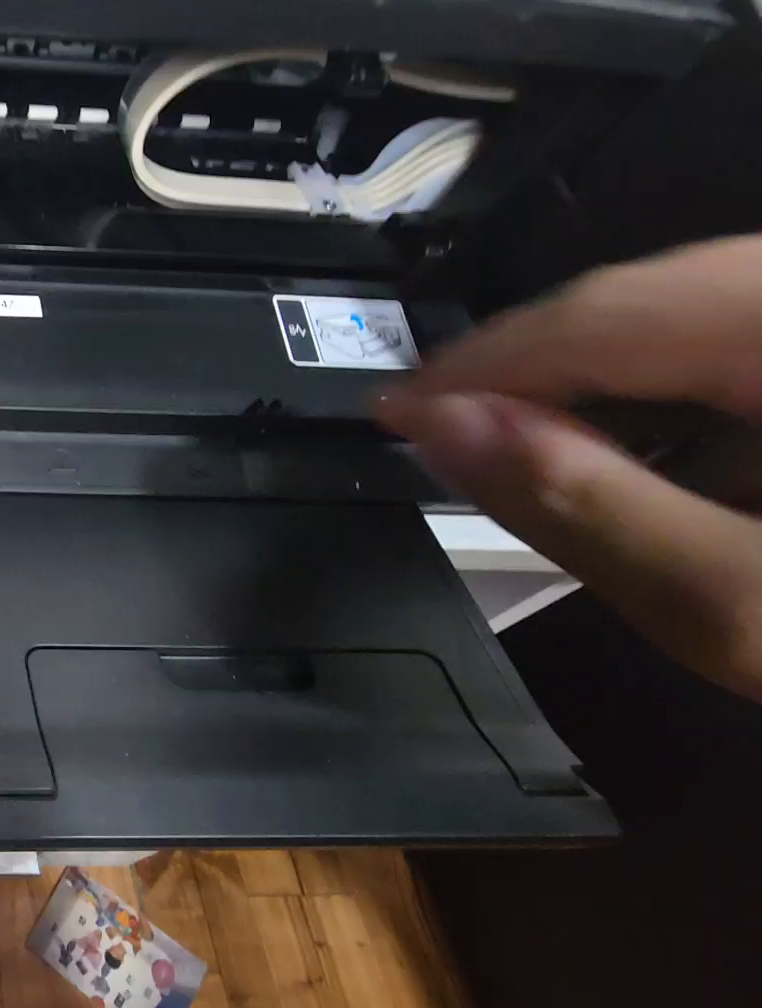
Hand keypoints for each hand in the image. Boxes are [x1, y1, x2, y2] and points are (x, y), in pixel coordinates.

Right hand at [377, 234, 761, 700]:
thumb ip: (582, 508)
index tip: (392, 409)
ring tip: (513, 421)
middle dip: (533, 356)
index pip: (619, 312)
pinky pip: (759, 328)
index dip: (484, 360)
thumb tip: (442, 428)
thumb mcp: (748, 608)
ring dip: (595, 362)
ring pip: (715, 298)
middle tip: (441, 420)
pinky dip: (672, 371)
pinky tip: (632, 422)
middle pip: (667, 290)